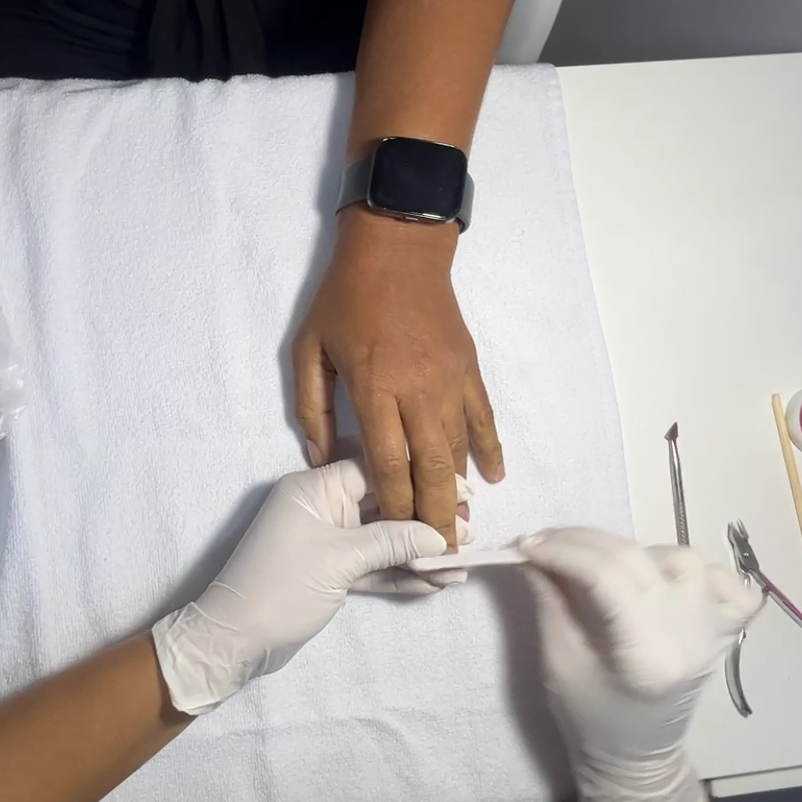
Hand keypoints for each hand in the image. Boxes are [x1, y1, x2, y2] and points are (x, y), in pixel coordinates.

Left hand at [151, 460, 453, 714]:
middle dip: (427, 521)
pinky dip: (400, 574)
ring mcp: (327, 541)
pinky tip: (436, 582)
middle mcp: (323, 507)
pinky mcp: (331, 572)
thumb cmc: (282, 585)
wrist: (235, 640)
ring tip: (462, 564)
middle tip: (469, 535)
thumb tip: (441, 536)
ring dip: (418, 553)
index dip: (421, 480)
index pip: (377, 470)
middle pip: (385, 504)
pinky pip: (372, 566)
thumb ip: (392, 542)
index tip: (464, 494)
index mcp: (315, 488)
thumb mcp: (340, 558)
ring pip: (382, 539)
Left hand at [292, 209, 503, 547]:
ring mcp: (450, 381)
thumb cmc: (344, 299)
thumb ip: (312, 407)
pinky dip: (490, 450)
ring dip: (459, 491)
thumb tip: (321, 457)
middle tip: (439, 552)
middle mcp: (417, 393)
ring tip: (457, 524)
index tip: (398, 539)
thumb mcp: (309, 349)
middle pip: (431, 469)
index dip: (395, 508)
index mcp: (374, 389)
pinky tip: (491, 477)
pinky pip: (484, 419)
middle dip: (434, 515)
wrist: (397, 248)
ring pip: (460, 450)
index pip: (388, 466)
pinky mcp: (470, 369)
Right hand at [521, 529, 762, 801]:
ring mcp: (714, 631)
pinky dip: (691, 569)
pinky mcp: (724, 630)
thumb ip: (549, 599)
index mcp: (647, 656)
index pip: (604, 576)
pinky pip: (724, 581)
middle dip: (579, 540)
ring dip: (631, 550)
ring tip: (599, 564)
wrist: (637, 758)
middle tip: (542, 542)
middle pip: (634, 558)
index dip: (560, 551)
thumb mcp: (558, 661)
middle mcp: (690, 637)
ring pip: (680, 558)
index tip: (524, 545)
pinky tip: (658, 575)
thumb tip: (531, 552)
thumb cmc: (590, 718)